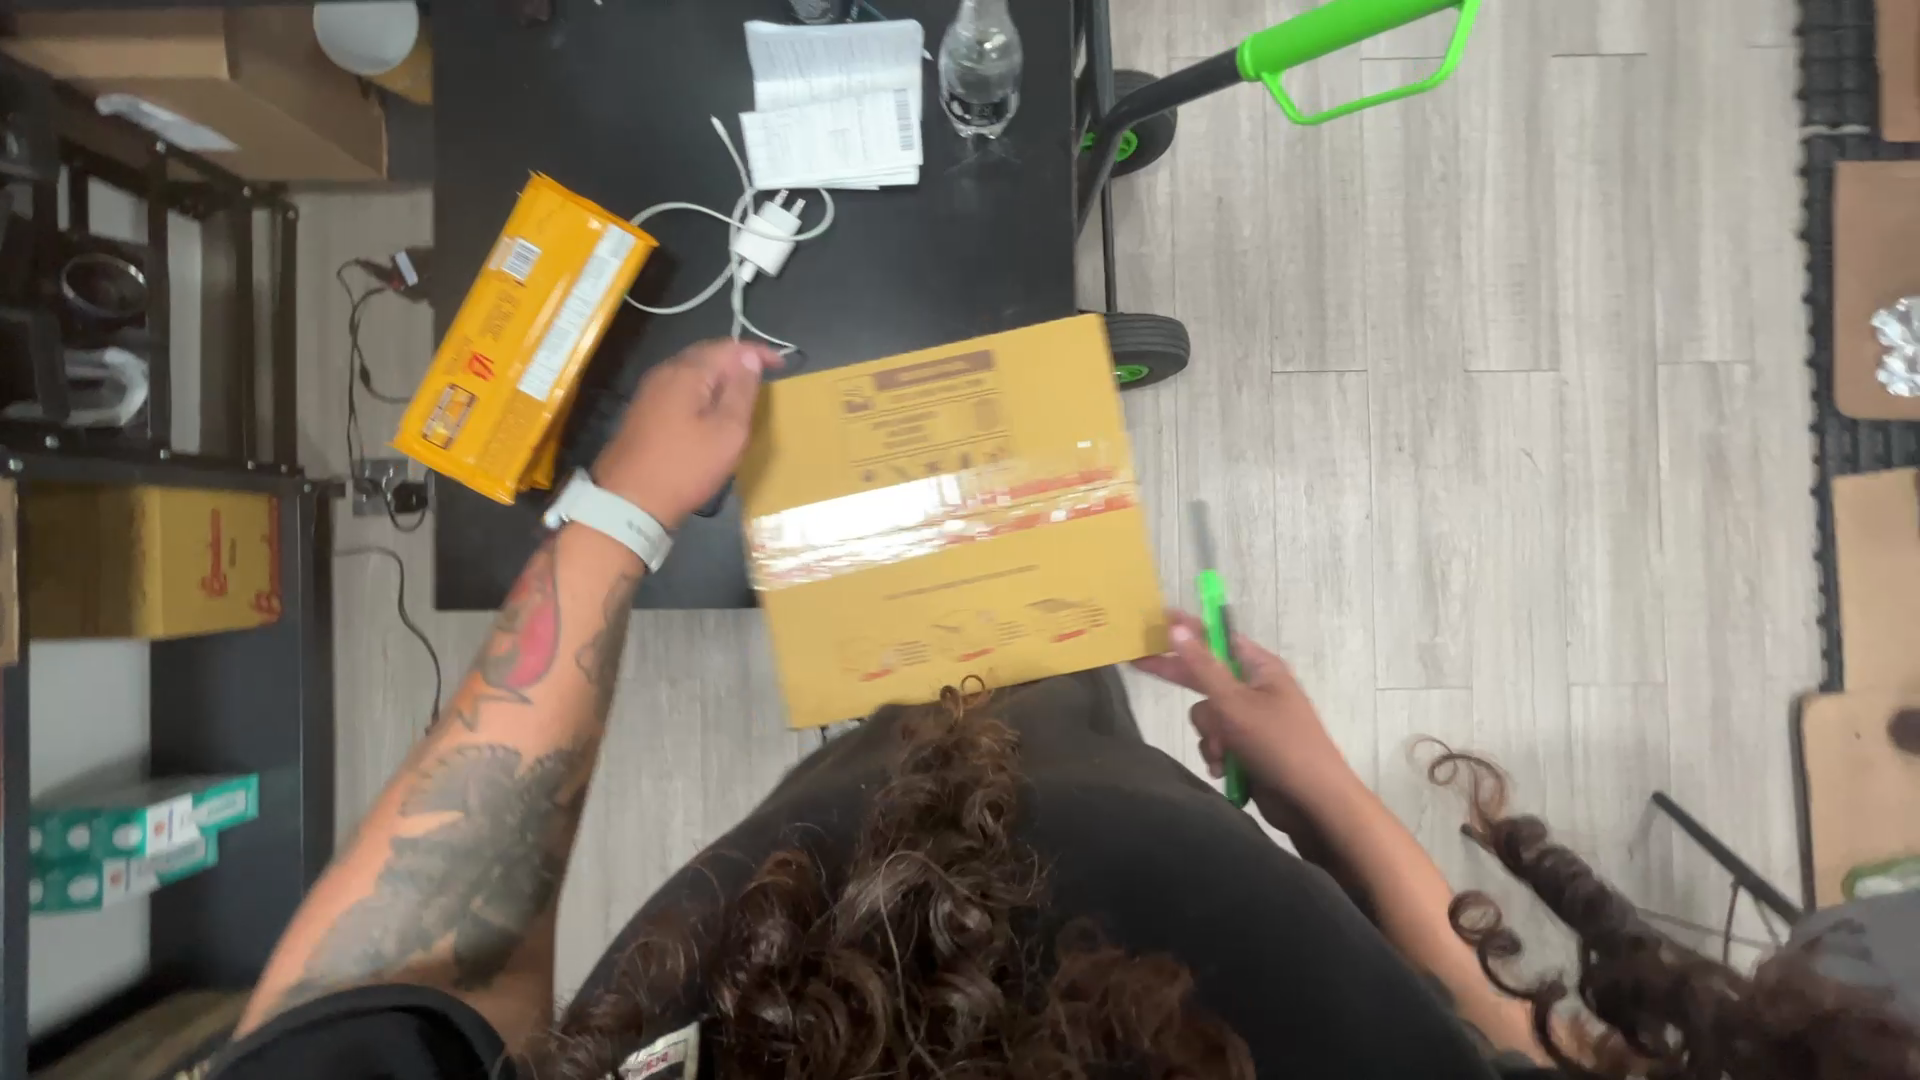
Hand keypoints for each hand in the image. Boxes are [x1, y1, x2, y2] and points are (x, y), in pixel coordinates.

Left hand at [590, 340, 782, 527]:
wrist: (629, 501)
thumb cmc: (687, 466)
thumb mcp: (728, 431)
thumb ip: (742, 391)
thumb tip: (750, 358)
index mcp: (687, 372)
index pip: (728, 347)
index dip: (758, 352)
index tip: (782, 364)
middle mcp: (665, 372)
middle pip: (706, 354)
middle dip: (737, 360)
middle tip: (764, 374)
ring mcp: (650, 391)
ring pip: (692, 371)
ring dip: (720, 375)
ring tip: (743, 390)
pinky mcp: (644, 411)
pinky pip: (681, 388)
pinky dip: (703, 390)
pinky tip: (713, 407)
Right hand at [1131, 611, 1361, 822]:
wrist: (1313, 804)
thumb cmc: (1279, 744)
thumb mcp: (1235, 703)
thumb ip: (1202, 666)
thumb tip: (1177, 628)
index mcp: (1260, 668)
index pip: (1217, 637)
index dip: (1188, 628)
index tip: (1157, 619)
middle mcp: (1255, 688)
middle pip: (1206, 674)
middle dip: (1181, 680)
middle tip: (1138, 664)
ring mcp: (1251, 719)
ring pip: (1206, 713)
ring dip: (1209, 734)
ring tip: (1223, 751)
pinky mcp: (1247, 747)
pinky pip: (1215, 739)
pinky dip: (1216, 753)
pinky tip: (1225, 768)